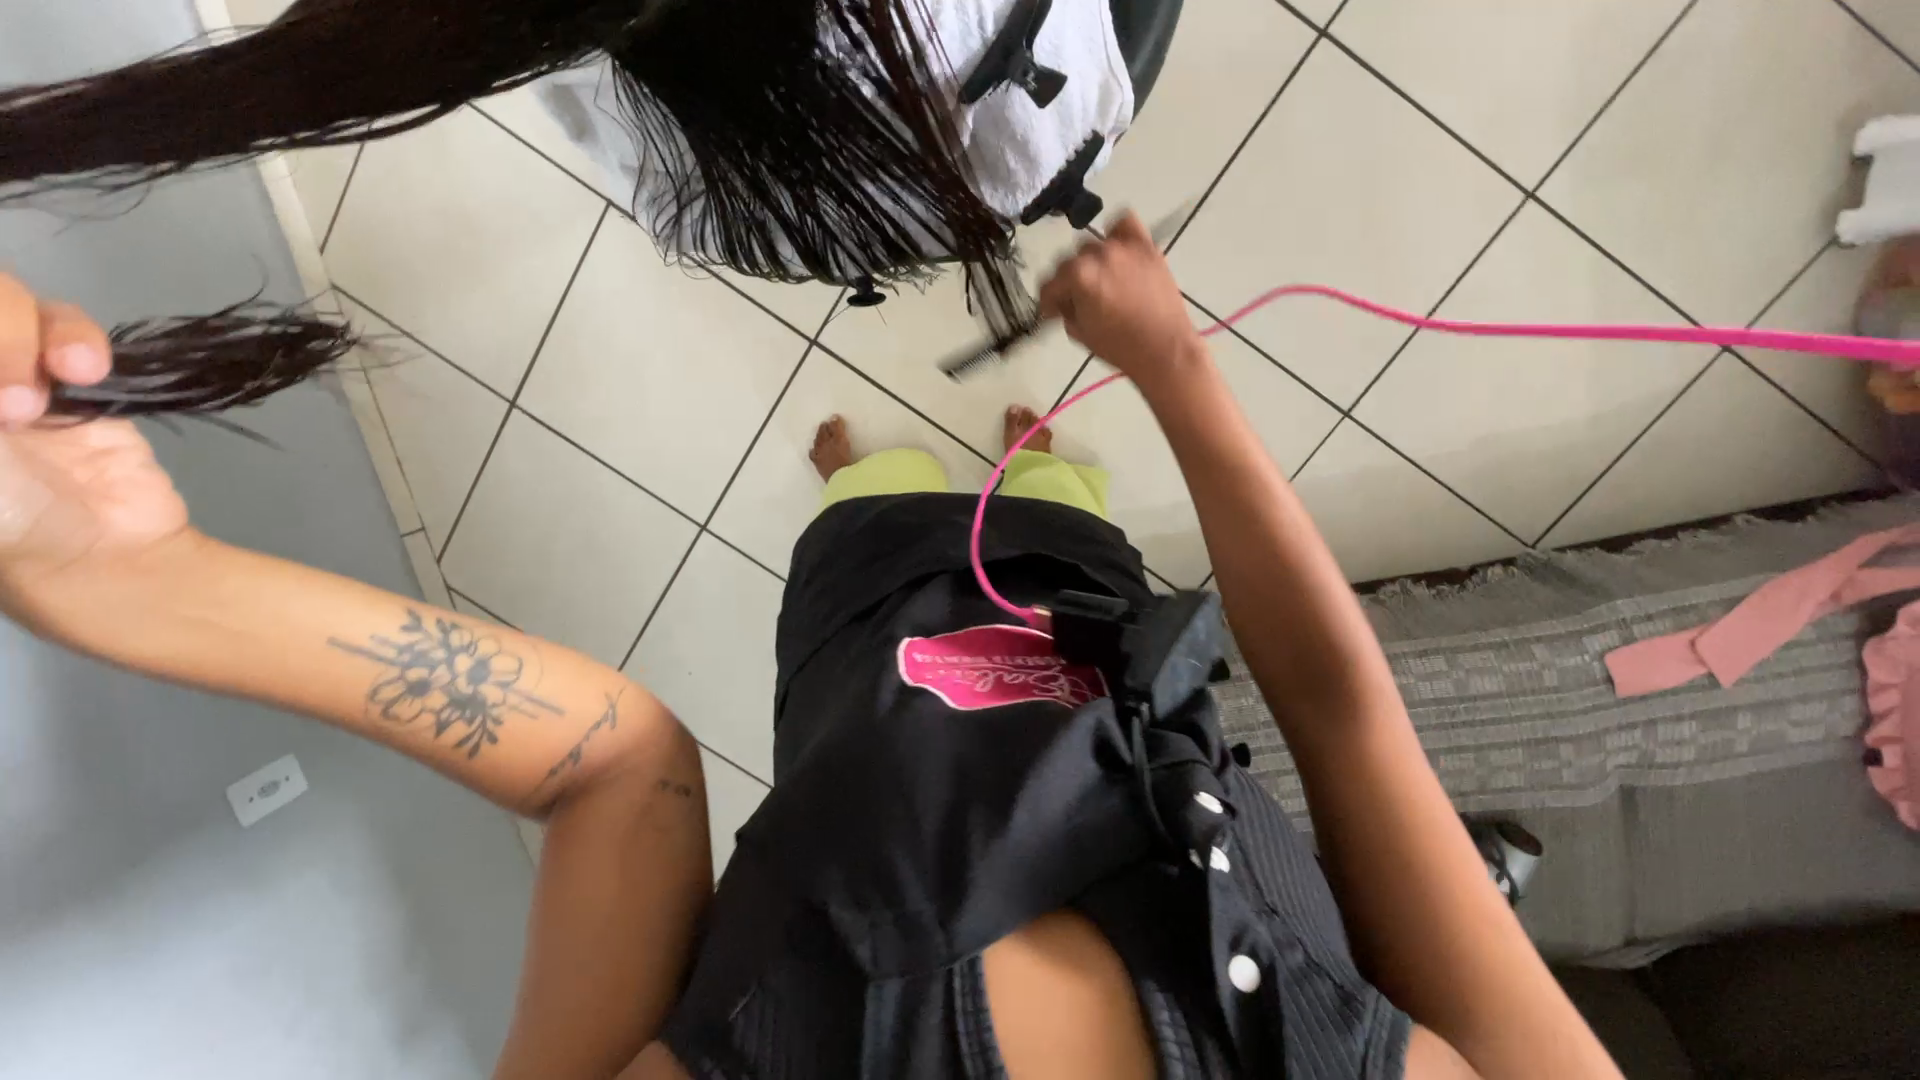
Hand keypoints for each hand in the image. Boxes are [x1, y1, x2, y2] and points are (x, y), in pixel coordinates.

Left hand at [0, 276, 189, 613]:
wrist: (100, 547)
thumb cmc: (1, 512)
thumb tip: (7, 372)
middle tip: (11, 392)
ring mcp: (7, 369)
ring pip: (9, 298)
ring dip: (31, 330)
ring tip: (63, 382)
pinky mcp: (72, 376)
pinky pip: (66, 324)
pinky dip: (78, 338)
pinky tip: (89, 373)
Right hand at [1038, 211, 1207, 385]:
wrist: (1164, 348)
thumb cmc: (1120, 347)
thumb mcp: (1080, 333)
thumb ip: (1066, 310)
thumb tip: (1064, 301)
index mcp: (1077, 276)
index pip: (1049, 283)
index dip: (1047, 301)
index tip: (1051, 312)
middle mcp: (1097, 254)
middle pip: (1070, 262)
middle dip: (1069, 282)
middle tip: (1077, 301)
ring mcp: (1123, 247)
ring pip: (1094, 245)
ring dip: (1091, 262)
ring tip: (1101, 281)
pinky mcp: (1146, 246)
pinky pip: (1124, 224)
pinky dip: (1116, 234)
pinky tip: (1117, 251)